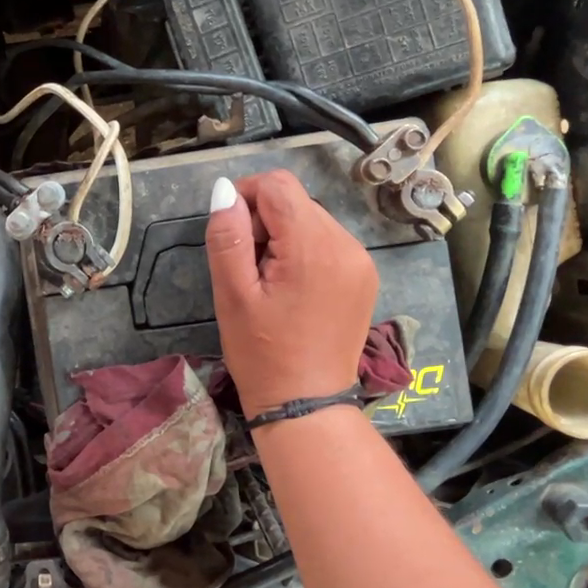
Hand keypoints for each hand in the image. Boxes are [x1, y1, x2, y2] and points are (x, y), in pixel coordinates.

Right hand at [206, 172, 378, 418]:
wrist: (306, 403)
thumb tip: (223, 191)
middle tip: (246, 267)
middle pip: (295, 200)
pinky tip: (289, 287)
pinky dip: (302, 251)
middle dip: (262, 220)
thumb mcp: (232, 294)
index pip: (277, 185)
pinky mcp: (363, 276)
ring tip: (267, 281)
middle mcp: (345, 244)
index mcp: (312, 246)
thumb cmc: (261, 352)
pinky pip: (326, 241)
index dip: (244, 196)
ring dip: (281, 236)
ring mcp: (359, 260)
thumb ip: (227, 237)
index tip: (229, 235)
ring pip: (310, 219)